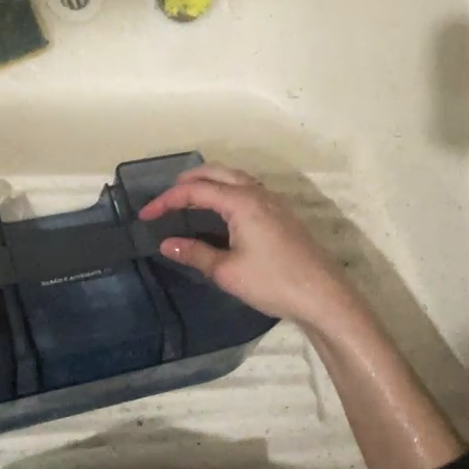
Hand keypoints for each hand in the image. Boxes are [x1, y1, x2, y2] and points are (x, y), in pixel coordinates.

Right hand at [138, 163, 358, 327]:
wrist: (323, 296)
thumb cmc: (273, 282)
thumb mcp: (227, 271)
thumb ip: (195, 253)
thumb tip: (167, 244)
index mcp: (241, 201)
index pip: (195, 190)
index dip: (166, 200)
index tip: (146, 215)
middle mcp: (257, 192)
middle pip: (216, 172)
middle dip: (187, 180)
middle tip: (166, 198)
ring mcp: (272, 201)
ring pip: (234, 177)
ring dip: (209, 180)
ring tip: (189, 196)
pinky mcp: (281, 213)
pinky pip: (247, 187)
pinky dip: (226, 188)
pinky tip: (222, 209)